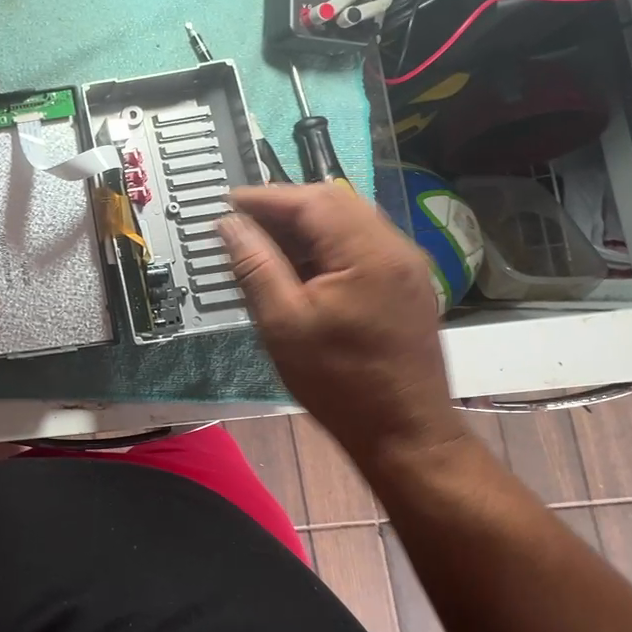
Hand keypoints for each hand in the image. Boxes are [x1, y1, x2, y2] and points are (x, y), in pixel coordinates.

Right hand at [219, 184, 463, 468]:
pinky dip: (325, 243)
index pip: (311, 201)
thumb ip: (254, 265)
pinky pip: (361, 245)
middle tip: (240, 223)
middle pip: (334, 203)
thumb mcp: (282, 322)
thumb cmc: (338, 381)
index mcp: (368, 253)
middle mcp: (395, 249)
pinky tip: (298, 266)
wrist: (405, 434)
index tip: (224, 204)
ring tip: (262, 243)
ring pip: (349, 221)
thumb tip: (229, 224)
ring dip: (304, 224)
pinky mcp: (406, 286)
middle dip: (283, 206)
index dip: (264, 198)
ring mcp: (406, 268)